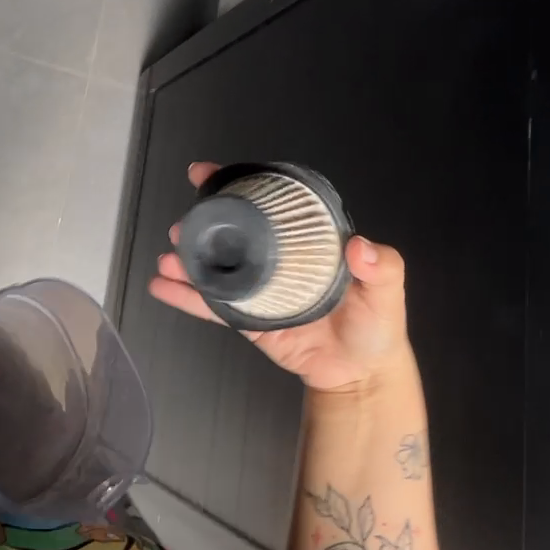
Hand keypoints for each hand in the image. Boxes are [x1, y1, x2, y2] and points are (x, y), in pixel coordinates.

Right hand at [149, 162, 410, 394]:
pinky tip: (162, 287)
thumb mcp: (387, 293)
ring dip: (187, 262)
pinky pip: (211, 307)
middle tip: (181, 226)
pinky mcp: (245, 320)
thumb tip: (360, 247)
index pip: (265, 206)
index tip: (207, 173)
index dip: (235, 186)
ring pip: (215, 269)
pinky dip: (186, 298)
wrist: (359, 376)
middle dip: (200, 226)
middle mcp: (272, 259)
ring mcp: (255, 289)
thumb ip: (382, 268)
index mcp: (301, 242)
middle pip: (230, 234)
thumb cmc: (375, 327)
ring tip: (168, 259)